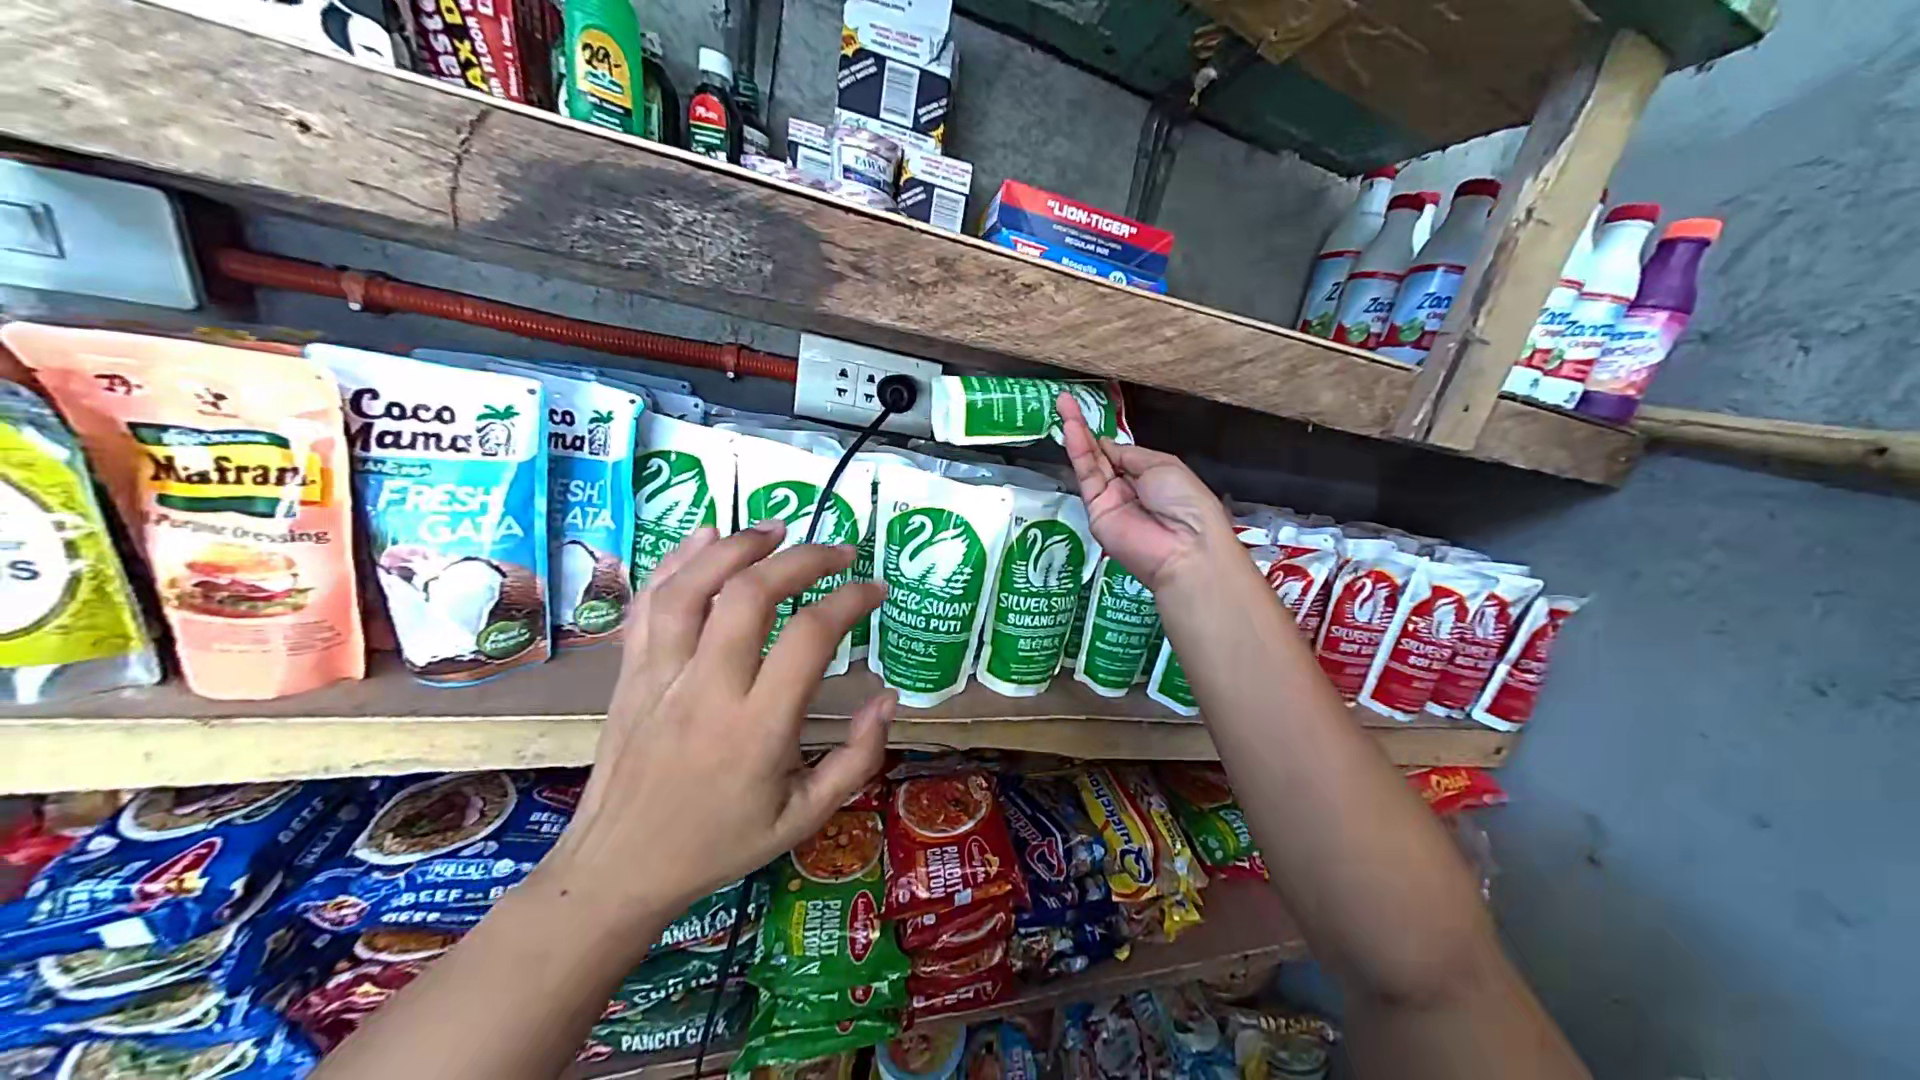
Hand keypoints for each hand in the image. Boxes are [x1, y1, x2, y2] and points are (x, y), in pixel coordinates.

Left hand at [540, 521, 895, 934]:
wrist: (621, 868)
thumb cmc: (721, 844)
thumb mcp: (805, 817)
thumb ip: (857, 759)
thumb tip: (889, 698)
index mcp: (757, 730)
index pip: (809, 638)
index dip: (850, 601)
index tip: (875, 590)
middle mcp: (707, 691)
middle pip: (750, 596)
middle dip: (801, 559)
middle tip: (837, 551)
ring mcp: (660, 676)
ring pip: (691, 588)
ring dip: (737, 545)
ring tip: (776, 527)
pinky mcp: (630, 672)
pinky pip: (648, 603)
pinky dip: (678, 560)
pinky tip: (706, 535)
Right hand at [1057, 392, 1235, 591]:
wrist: (1184, 547)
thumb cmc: (1185, 501)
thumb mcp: (1163, 465)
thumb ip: (1130, 455)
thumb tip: (1106, 447)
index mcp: (1151, 476)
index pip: (1121, 454)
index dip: (1106, 437)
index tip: (1089, 414)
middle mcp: (1128, 488)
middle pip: (1101, 456)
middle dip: (1085, 429)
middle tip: (1066, 402)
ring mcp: (1110, 501)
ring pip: (1089, 464)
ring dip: (1076, 435)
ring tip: (1062, 406)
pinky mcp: (1095, 512)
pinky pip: (1086, 478)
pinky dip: (1077, 452)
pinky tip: (1069, 430)